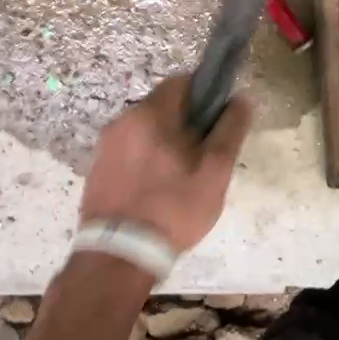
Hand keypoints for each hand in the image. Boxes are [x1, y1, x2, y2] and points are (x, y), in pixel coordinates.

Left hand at [80, 77, 253, 252]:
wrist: (118, 256)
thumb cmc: (174, 208)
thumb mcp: (215, 171)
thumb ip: (230, 130)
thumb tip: (241, 100)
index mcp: (150, 114)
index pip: (182, 82)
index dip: (207, 94)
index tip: (221, 121)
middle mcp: (122, 122)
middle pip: (164, 107)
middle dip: (189, 123)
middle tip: (208, 155)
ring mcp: (105, 147)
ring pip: (147, 130)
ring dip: (168, 142)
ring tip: (185, 176)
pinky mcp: (97, 170)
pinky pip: (131, 151)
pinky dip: (149, 159)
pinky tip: (160, 189)